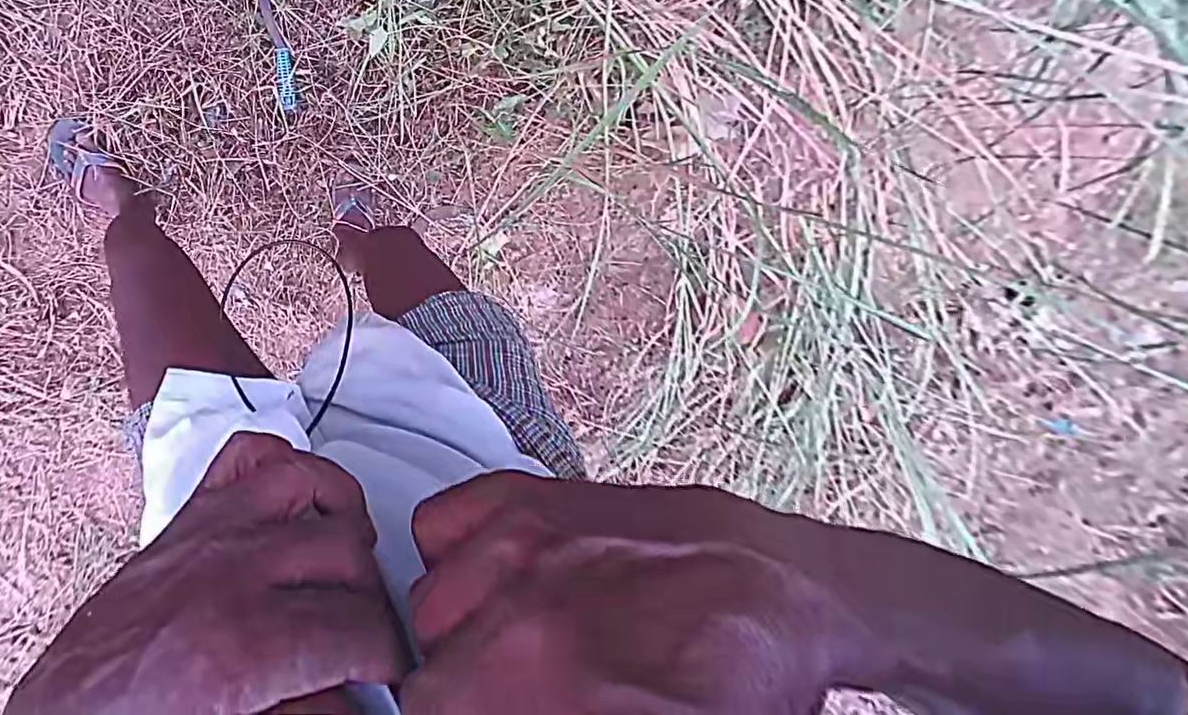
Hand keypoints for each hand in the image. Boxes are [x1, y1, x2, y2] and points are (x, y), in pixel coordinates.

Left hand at [6, 432, 409, 714]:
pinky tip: (292, 499)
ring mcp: (209, 526)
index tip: (391, 671)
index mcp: (243, 645)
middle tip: (367, 628)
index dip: (392, 655)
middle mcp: (230, 570)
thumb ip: (312, 711)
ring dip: (339, 514)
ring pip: (306, 480)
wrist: (74, 708)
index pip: (360, 628)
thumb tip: (362, 697)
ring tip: (343, 556)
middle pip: (346, 551)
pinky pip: (245, 453)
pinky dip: (278, 460)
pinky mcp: (192, 509)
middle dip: (372, 594)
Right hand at [400, 472, 870, 714]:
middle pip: (433, 682)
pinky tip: (488, 578)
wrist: (762, 577)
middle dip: (463, 694)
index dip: (461, 714)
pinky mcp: (515, 495)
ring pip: (425, 610)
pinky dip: (444, 555)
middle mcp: (530, 626)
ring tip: (501, 645)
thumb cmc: (729, 676)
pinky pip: (431, 528)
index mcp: (572, 698)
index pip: (447, 709)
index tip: (483, 707)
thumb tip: (498, 699)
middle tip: (504, 694)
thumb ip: (547, 708)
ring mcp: (516, 547)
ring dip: (453, 635)